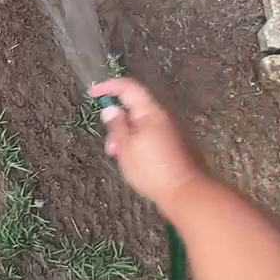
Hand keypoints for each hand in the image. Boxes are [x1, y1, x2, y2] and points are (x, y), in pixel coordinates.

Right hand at [88, 77, 209, 205]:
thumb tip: (110, 109)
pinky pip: (150, 136)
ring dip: (126, 137)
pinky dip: (138, 144)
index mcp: (151, 112)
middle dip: (117, 122)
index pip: (129, 87)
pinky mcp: (174, 146)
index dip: (109, 87)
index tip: (93, 94)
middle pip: (134, 108)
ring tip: (121, 158)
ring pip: (141, 125)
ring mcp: (171, 131)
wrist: (185, 193)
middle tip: (111, 146)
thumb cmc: (152, 170)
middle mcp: (163, 117)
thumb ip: (117, 125)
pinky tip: (134, 163)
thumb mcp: (126, 147)